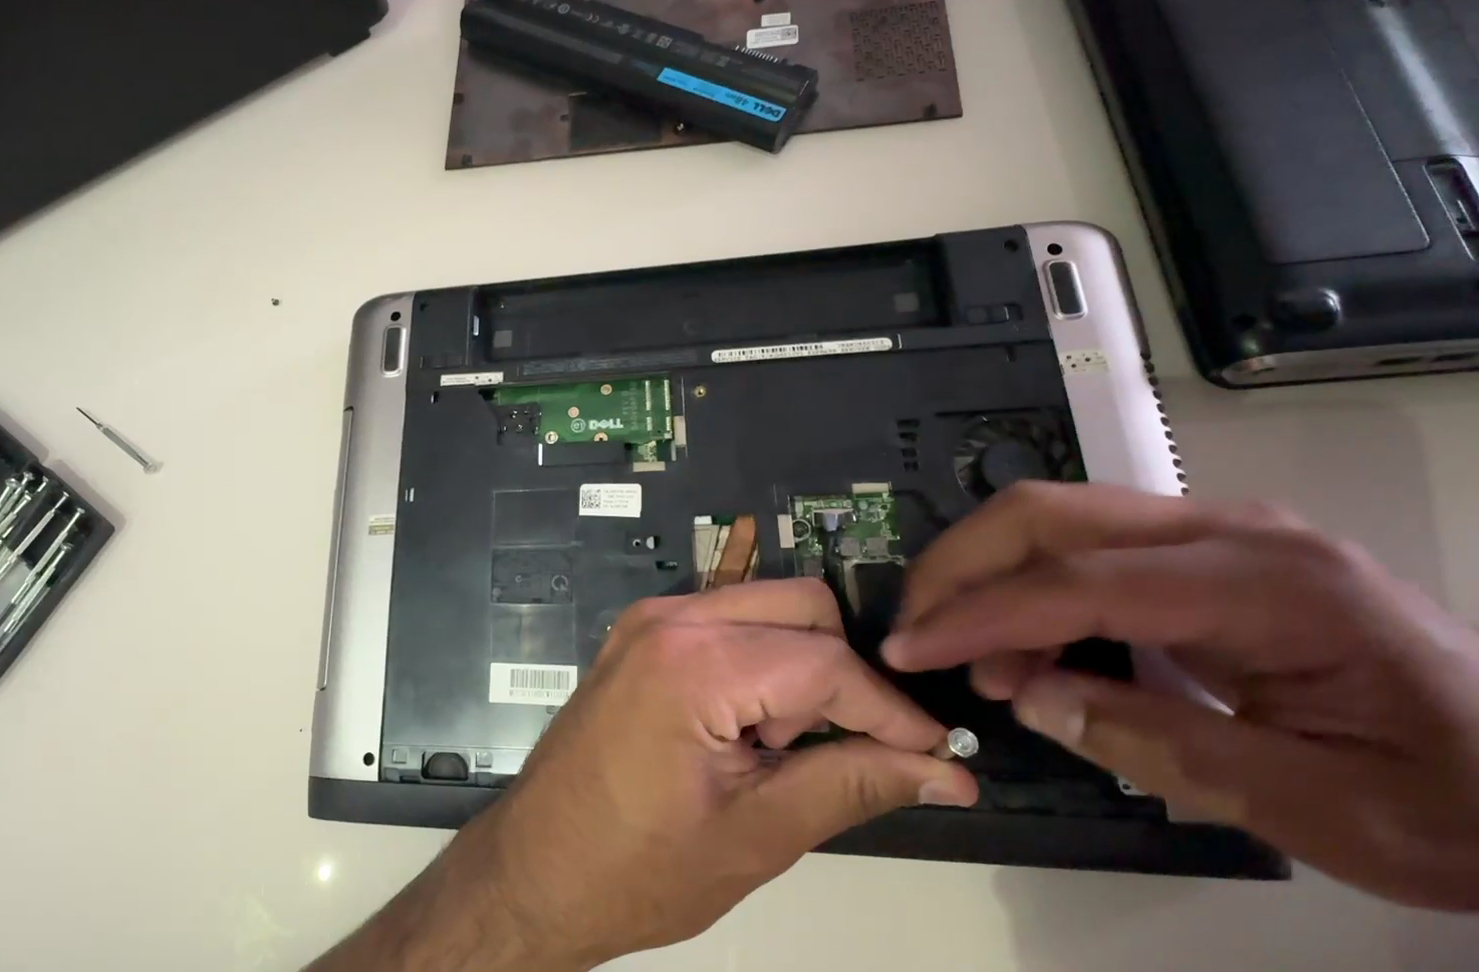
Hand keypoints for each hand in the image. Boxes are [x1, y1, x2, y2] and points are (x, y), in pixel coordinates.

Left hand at [311, 579, 978, 971]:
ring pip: (767, 606)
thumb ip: (853, 785)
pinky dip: (760, 660)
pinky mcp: (640, 635)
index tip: (935, 757)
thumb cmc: (635, 869)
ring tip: (775, 750)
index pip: (827, 661)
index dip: (892, 711)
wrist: (533, 872)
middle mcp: (670, 618)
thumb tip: (944, 771)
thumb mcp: (756, 836)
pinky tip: (748, 727)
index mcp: (694, 662)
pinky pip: (727, 620)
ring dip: (799, 666)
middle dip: (841, 676)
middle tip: (829, 753)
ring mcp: (649, 619)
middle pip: (803, 607)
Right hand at [880, 481, 1478, 910]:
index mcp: (1271, 586)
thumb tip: (1028, 696)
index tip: (907, 650)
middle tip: (914, 632)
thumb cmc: (1454, 804)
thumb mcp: (1319, 810)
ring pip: (1058, 518)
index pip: (1080, 581)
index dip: (980, 615)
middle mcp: (1235, 531)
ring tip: (975, 662)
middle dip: (961, 566)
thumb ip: (1161, 747)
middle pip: (1051, 514)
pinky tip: (1028, 650)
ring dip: (990, 577)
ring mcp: (1220, 532)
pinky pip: (1087, 548)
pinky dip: (1030, 589)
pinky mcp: (1207, 551)